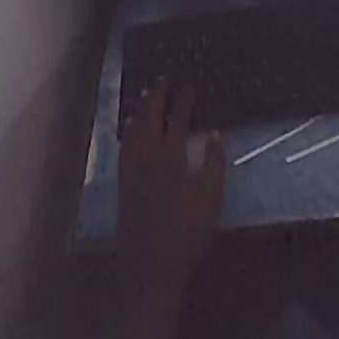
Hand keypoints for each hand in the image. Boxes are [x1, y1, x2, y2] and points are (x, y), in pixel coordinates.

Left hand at [117, 84, 223, 290]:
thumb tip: (214, 133)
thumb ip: (213, 163)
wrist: (149, 260)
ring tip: (147, 92)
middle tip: (163, 77)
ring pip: (135, 126)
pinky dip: (129, 127)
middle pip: (151, 115)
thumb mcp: (210, 199)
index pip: (177, 118)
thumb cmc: (186, 231)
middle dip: (157, 94)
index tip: (189, 84)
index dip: (183, 99)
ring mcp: (133, 165)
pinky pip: (125, 142)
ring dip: (142, 106)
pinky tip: (131, 125)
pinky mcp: (123, 178)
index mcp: (171, 155)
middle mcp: (148, 153)